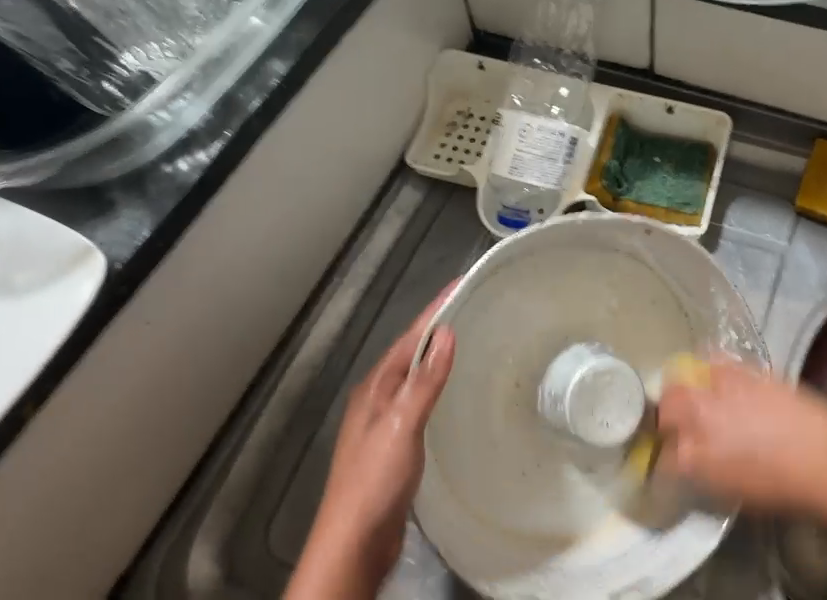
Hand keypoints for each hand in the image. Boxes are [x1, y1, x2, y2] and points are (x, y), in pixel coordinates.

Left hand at [287, 288, 456, 599]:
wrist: (354, 544)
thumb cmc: (374, 481)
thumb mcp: (402, 426)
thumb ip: (423, 381)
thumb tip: (445, 333)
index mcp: (376, 388)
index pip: (410, 338)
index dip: (435, 310)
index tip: (462, 283)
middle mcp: (378, 399)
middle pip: (411, 353)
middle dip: (438, 326)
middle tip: (473, 305)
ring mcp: (385, 423)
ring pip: (416, 377)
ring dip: (438, 355)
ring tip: (469, 339)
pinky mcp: (396, 446)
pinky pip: (421, 400)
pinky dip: (439, 385)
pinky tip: (454, 393)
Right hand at [654, 360, 826, 521]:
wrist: (825, 457)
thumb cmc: (782, 488)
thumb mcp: (732, 491)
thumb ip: (704, 471)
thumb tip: (693, 459)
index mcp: (695, 458)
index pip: (663, 455)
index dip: (667, 456)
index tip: (675, 457)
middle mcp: (699, 417)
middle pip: (665, 406)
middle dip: (667, 415)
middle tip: (679, 423)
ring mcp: (719, 388)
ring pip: (683, 377)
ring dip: (685, 387)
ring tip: (697, 396)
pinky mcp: (741, 367)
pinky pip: (713, 359)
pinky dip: (710, 368)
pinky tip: (718, 379)